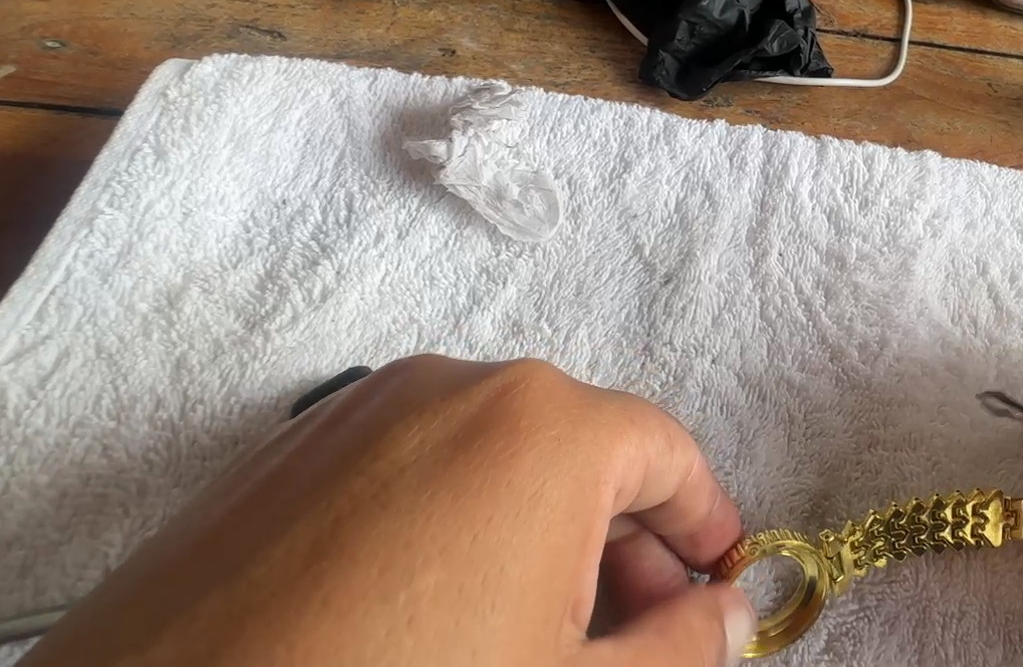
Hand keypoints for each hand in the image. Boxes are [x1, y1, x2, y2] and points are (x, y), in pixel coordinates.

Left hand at [24, 356, 754, 666]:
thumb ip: (680, 652)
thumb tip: (730, 617)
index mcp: (544, 422)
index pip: (666, 449)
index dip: (707, 518)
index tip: (721, 578)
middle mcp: (462, 383)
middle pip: (583, 449)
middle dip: (625, 541)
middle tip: (633, 632)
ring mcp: (366, 407)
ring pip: (501, 455)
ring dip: (543, 532)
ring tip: (532, 632)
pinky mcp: (292, 447)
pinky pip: (418, 466)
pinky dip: (461, 522)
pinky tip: (432, 613)